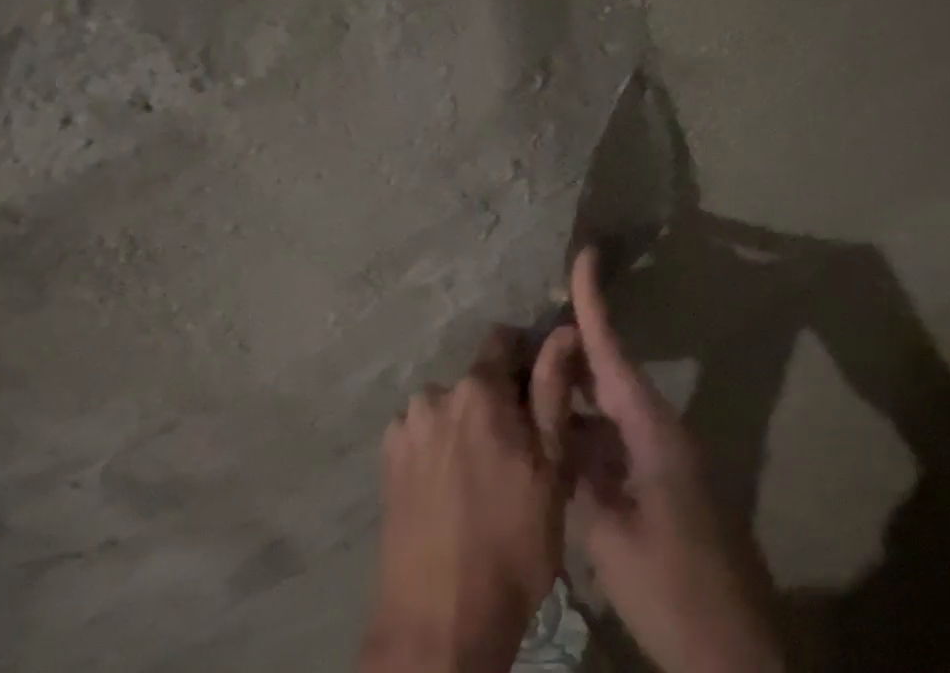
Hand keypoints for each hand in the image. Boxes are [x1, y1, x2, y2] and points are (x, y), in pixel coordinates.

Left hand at [362, 328, 574, 672]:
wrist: (441, 618)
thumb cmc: (513, 542)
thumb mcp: (550, 466)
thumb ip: (552, 390)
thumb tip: (564, 331)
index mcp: (476, 390)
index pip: (503, 341)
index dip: (528, 359)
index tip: (544, 394)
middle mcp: (432, 395)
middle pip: (476, 381)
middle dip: (500, 404)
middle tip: (522, 455)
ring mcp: (403, 429)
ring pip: (449, 412)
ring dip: (468, 429)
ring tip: (486, 483)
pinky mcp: (386, 463)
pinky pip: (424, 438)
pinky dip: (441, 453)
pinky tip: (454, 496)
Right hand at [559, 248, 784, 672]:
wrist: (731, 648)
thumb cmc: (671, 584)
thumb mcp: (608, 530)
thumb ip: (575, 474)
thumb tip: (550, 432)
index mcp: (653, 432)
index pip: (614, 354)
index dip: (594, 305)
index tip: (584, 256)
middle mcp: (661, 436)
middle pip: (609, 378)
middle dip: (568, 353)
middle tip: (520, 335)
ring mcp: (662, 465)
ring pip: (608, 416)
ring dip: (570, 400)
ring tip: (522, 384)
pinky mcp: (659, 491)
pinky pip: (614, 448)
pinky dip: (582, 439)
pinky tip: (549, 446)